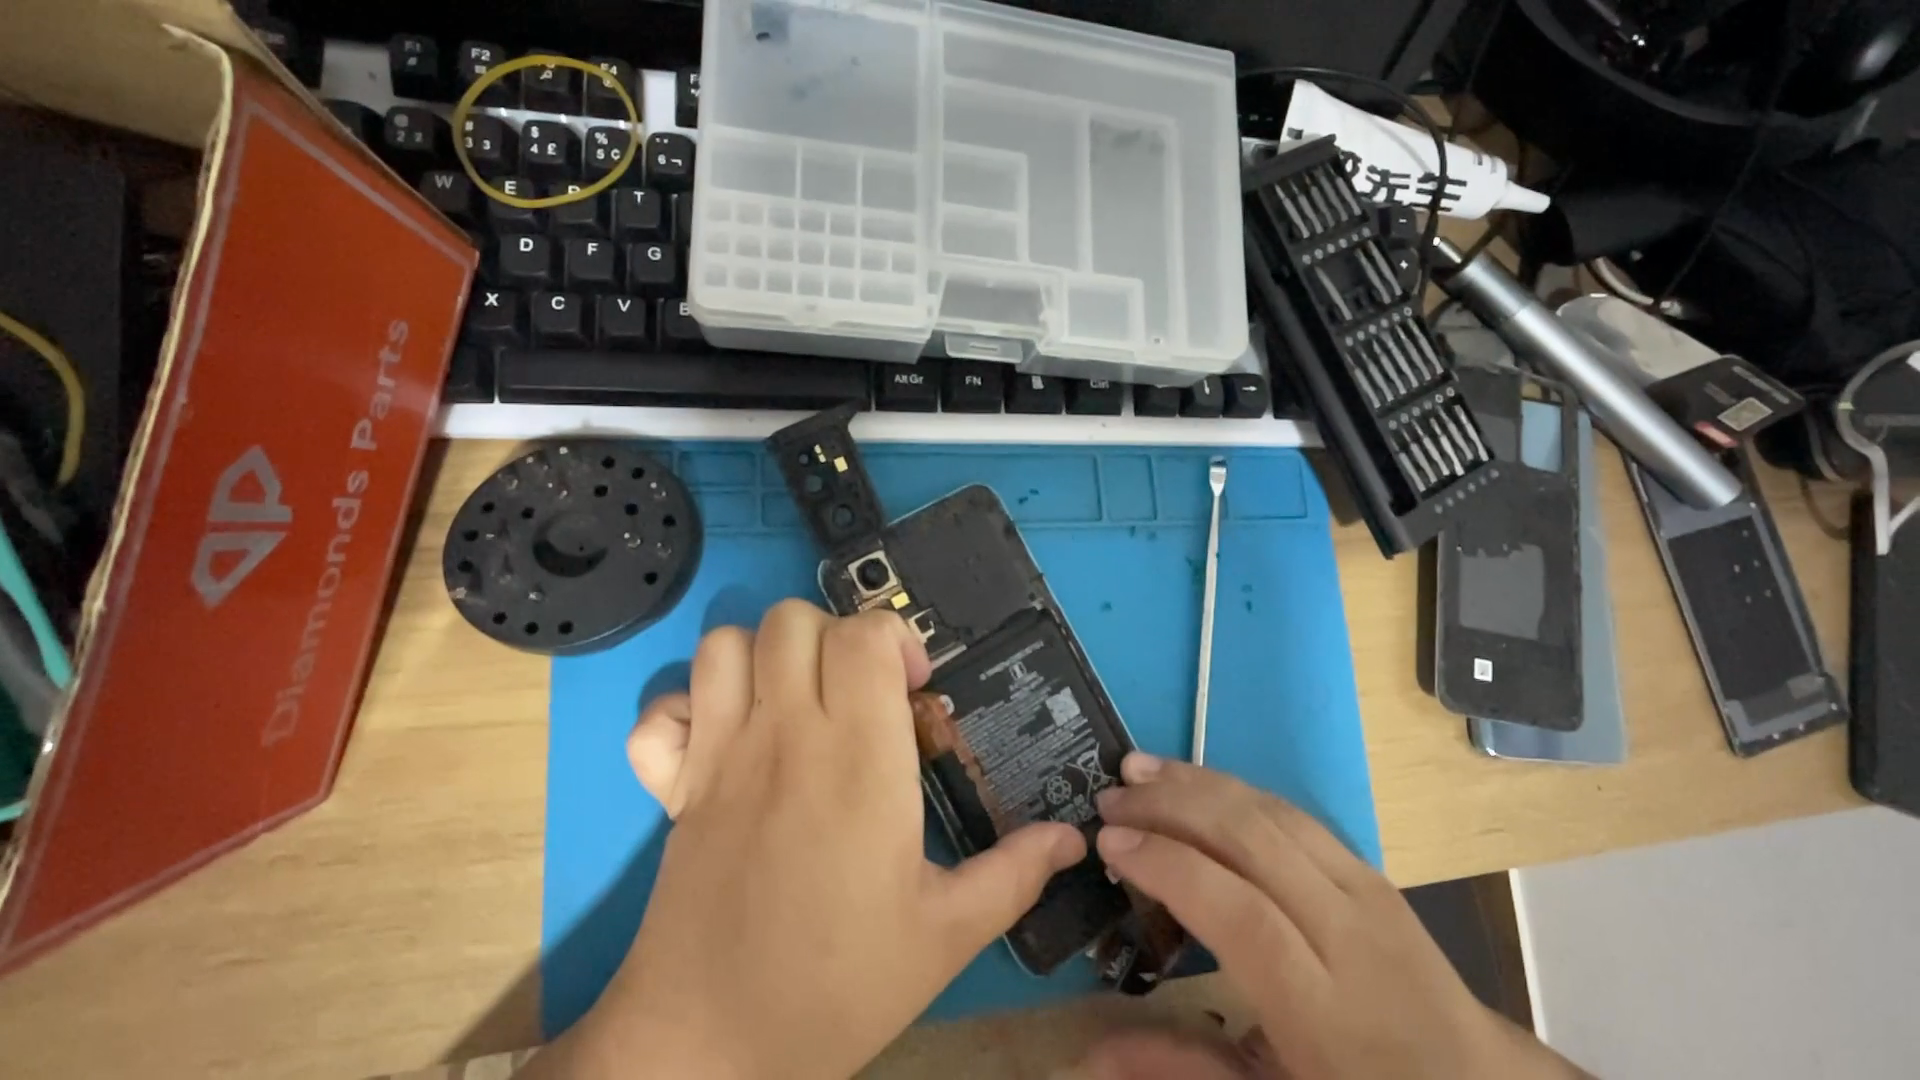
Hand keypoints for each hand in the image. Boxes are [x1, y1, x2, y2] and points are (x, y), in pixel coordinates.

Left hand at [525, 601, 1086, 1079]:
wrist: (713, 1046)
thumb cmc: (838, 985)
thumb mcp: (946, 935)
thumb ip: (1013, 874)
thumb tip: (1073, 838)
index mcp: (858, 760)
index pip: (863, 634)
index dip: (893, 639)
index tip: (914, 690)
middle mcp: (784, 737)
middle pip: (794, 621)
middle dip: (834, 637)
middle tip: (862, 694)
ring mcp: (719, 756)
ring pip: (727, 644)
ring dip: (765, 655)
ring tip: (798, 702)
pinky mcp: (674, 787)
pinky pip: (660, 712)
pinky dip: (686, 707)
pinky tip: (721, 739)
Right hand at [1083, 754, 1588, 1079]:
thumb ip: (1181, 1066)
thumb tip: (1086, 1053)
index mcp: (1323, 1009)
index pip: (1240, 913)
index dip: (1170, 867)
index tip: (1109, 841)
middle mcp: (1349, 933)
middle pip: (1256, 842)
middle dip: (1173, 807)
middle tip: (1109, 796)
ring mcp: (1367, 891)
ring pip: (1274, 814)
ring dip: (1199, 783)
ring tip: (1137, 770)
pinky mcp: (1370, 869)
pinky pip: (1293, 813)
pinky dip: (1234, 789)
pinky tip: (1196, 782)